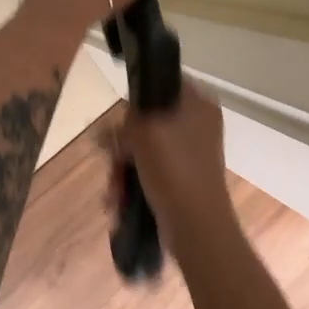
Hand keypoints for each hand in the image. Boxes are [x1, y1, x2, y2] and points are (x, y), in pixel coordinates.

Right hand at [113, 81, 237, 258]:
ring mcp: (191, 154)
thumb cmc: (174, 170)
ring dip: (123, 169)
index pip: (162, 82)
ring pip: (144, 150)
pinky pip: (150, 172)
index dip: (137, 97)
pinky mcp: (183, 180)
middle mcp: (198, 125)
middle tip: (114, 159)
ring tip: (114, 191)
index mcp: (199, 104)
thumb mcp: (144, 133)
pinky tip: (119, 201)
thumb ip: (125, 121)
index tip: (122, 116)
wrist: (198, 227)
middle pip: (147, 120)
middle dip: (123, 145)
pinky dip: (134, 184)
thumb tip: (109, 130)